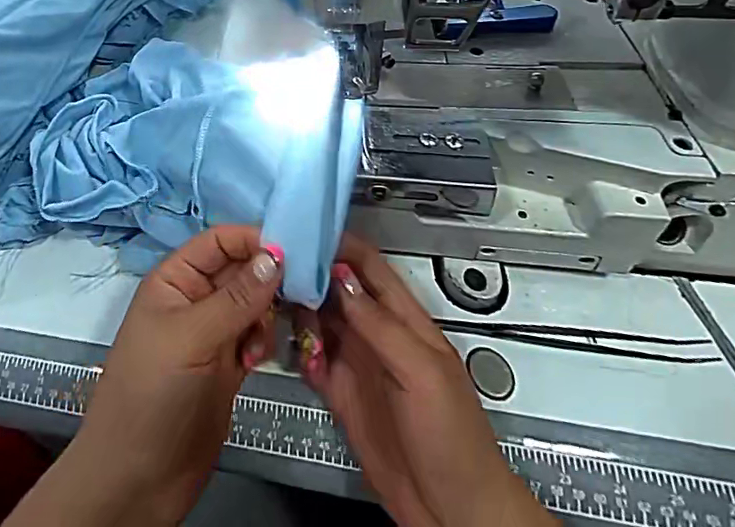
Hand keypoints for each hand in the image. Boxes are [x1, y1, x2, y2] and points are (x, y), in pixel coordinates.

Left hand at [8, 224, 282, 525]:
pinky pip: (257, 335)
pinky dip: (264, 342)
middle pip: (243, 269)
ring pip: (255, 302)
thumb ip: (237, 297)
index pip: (220, 241)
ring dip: (267, 316)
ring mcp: (213, 332)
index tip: (292, 252)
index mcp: (176, 280)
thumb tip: (276, 255)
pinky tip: (256, 362)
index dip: (253, 240)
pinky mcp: (228, 363)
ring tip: (260, 343)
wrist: (136, 479)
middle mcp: (195, 299)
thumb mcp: (192, 337)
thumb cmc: (152, 394)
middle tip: (295, 294)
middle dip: (268, 279)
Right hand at [295, 235, 553, 526]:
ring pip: (321, 321)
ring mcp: (359, 364)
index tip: (308, 236)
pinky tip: (295, 353)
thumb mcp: (420, 372)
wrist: (452, 509)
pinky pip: (313, 361)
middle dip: (311, 276)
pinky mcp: (343, 395)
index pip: (369, 267)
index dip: (341, 247)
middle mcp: (378, 336)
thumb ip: (380, 325)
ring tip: (280, 308)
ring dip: (301, 313)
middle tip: (280, 270)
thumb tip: (343, 279)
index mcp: (405, 321)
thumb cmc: (455, 439)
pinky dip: (300, 353)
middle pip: (338, 289)